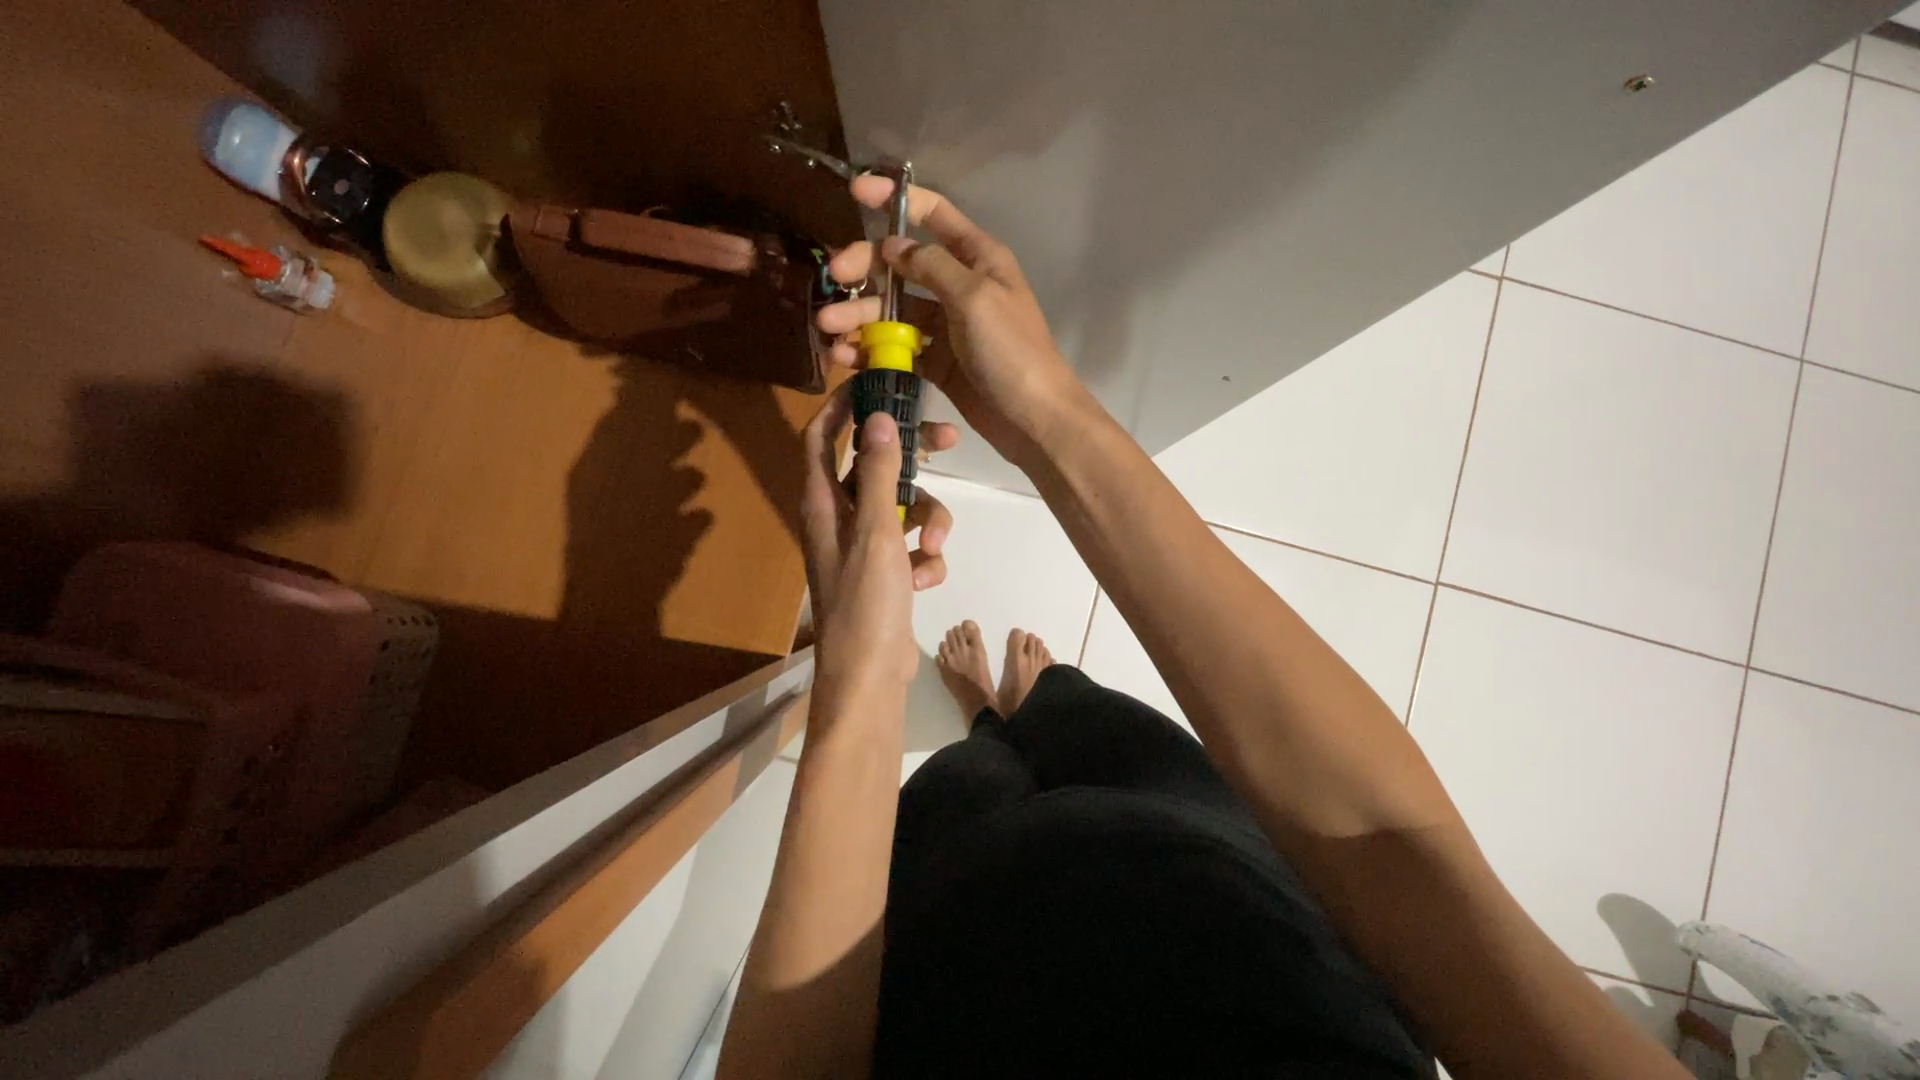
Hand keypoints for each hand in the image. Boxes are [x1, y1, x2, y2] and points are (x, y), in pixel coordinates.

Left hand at [801, 388, 956, 691]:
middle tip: (948, 439)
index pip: (820, 437)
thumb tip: (877, 416)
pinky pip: (910, 544)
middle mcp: (838, 517)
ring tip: (934, 550)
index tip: (874, 383)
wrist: (869, 675)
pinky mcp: (885, 571)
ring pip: (901, 506)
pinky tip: (926, 577)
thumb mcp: (875, 532)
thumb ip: (876, 473)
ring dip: (927, 521)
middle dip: (911, 458)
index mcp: (822, 502)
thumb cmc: (864, 602)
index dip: (840, 407)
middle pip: (873, 466)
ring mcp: (862, 546)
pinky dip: (923, 556)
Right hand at [816, 176, 1084, 464]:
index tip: (854, 191)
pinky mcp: (936, 363)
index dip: (895, 200)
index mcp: (978, 258)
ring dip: (859, 315)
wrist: (1033, 419)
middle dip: (864, 268)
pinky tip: (845, 357)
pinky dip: (871, 350)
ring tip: (829, 327)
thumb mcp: (974, 298)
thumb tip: (892, 246)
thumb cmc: (1011, 351)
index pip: (933, 214)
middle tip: (834, 279)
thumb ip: (931, 266)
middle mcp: (959, 286)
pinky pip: (897, 348)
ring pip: (893, 310)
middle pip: (902, 264)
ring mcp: (946, 326)